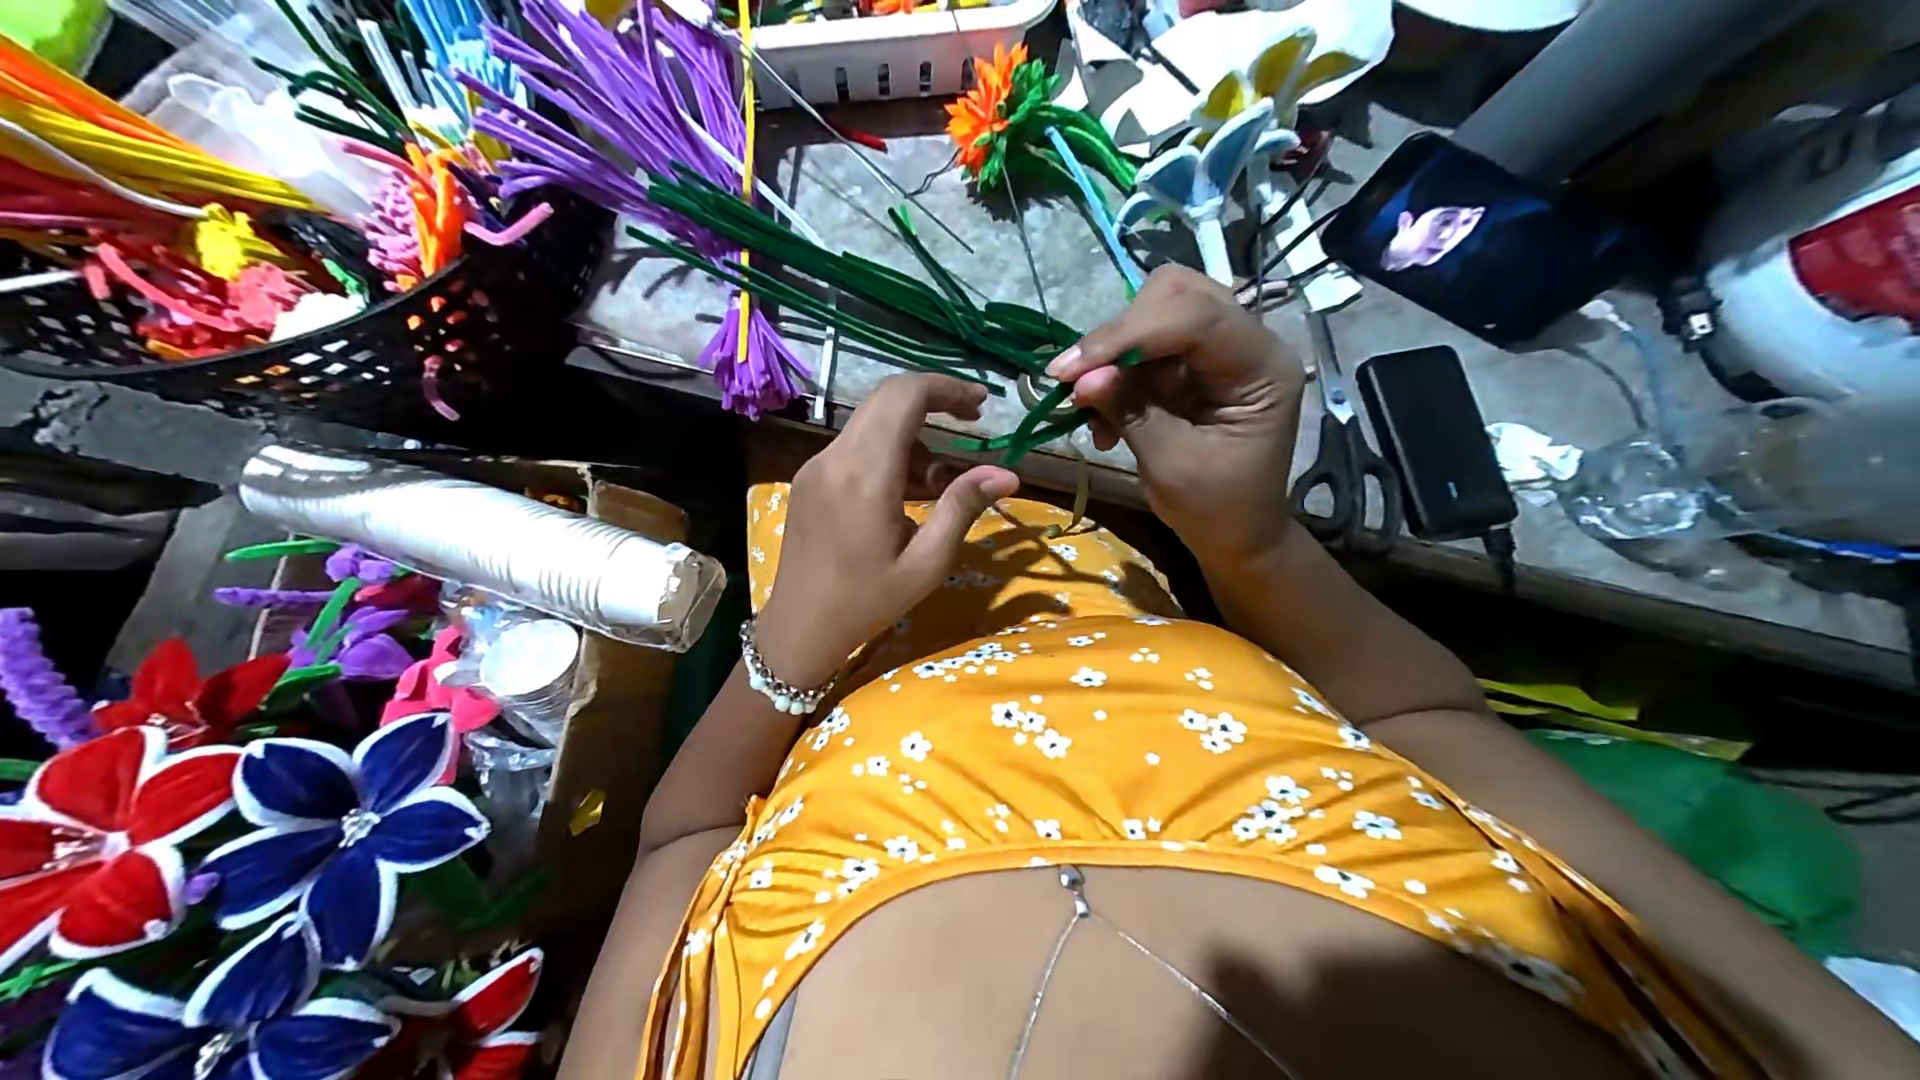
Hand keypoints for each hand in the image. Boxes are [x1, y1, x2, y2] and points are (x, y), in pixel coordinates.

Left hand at [756, 375, 1019, 686]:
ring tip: (937, 483)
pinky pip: (854, 445)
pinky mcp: (808, 477)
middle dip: (933, 401)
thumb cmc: (868, 601)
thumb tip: (1008, 474)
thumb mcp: (926, 563)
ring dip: (912, 435)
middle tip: (971, 422)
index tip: (980, 404)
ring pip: (871, 421)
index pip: (904, 397)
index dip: (947, 389)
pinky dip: (887, 452)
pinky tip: (903, 491)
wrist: (800, 626)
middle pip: (886, 398)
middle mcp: (835, 457)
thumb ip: (963, 508)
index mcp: (865, 475)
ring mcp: (816, 465)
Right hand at [1049, 265, 1305, 563]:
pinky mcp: (1189, 367)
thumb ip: (1130, 413)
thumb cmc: (1217, 508)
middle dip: (1120, 333)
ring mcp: (1216, 353)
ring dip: (1110, 357)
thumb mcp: (1171, 465)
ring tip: (1088, 408)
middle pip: (1176, 295)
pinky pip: (1141, 352)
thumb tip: (1081, 378)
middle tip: (1076, 378)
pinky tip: (1103, 421)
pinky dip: (1113, 378)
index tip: (1072, 369)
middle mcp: (1244, 344)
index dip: (1130, 333)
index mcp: (1261, 367)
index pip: (1197, 318)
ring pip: (1153, 315)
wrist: (1236, 535)